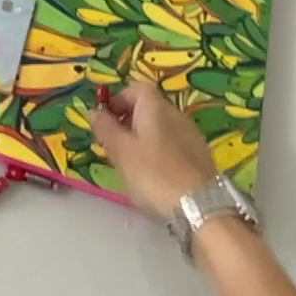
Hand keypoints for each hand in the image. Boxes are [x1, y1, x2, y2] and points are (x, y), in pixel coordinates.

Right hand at [89, 80, 218, 218]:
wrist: (200, 206)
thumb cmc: (153, 174)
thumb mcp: (121, 151)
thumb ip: (105, 128)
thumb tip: (95, 111)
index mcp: (154, 106)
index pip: (135, 88)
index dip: (118, 100)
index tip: (105, 121)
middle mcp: (175, 112)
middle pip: (148, 107)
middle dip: (128, 121)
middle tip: (114, 146)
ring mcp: (190, 133)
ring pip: (160, 127)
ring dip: (144, 138)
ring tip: (133, 164)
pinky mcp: (200, 154)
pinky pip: (173, 143)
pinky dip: (160, 152)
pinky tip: (155, 175)